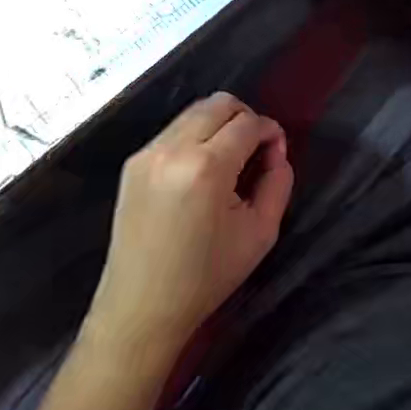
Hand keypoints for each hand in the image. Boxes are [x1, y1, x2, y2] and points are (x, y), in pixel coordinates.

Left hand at [87, 93, 292, 351]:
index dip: (269, 131)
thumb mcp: (260, 234)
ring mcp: (148, 152)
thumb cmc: (206, 277)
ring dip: (218, 124)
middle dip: (245, 118)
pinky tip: (200, 172)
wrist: (141, 306)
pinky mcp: (133, 161)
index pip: (247, 123)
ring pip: (194, 111)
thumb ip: (277, 183)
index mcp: (206, 168)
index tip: (276, 151)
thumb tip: (276, 150)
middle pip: (219, 103)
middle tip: (255, 150)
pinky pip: (173, 130)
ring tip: (228, 161)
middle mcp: (172, 149)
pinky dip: (194, 137)